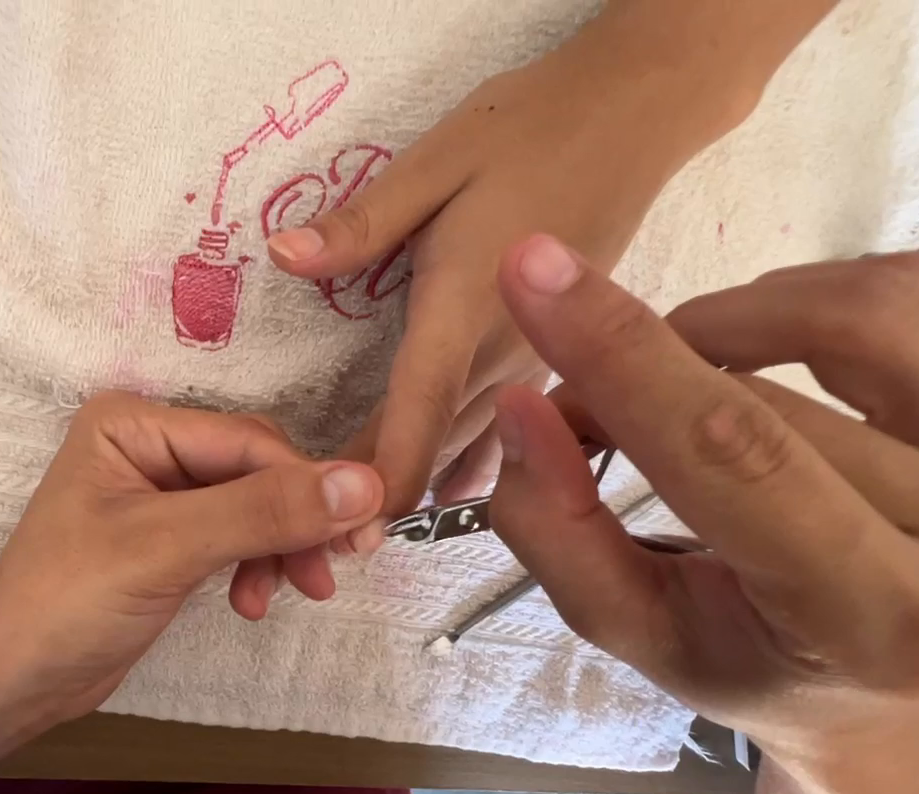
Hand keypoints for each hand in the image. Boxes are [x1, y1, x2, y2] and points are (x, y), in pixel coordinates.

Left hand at [0, 393, 382, 721]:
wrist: (17, 681)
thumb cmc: (71, 603)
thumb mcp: (167, 549)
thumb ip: (263, 512)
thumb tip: (366, 483)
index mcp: (134, 422)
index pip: (247, 442)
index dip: (309, 485)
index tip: (364, 533)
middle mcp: (148, 445)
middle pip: (255, 471)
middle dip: (294, 522)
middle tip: (334, 570)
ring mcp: (159, 493)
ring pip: (253, 506)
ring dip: (278, 548)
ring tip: (288, 596)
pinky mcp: (168, 538)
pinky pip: (234, 536)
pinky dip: (254, 565)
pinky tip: (250, 602)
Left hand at [266, 16, 749, 552]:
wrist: (635, 118)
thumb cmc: (527, 134)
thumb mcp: (433, 162)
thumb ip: (361, 223)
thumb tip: (283, 255)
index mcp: (463, 310)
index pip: (417, 411)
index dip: (383, 477)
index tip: (344, 531)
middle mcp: (500, 355)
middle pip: (429, 445)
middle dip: (375, 499)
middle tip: (322, 549)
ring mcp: (529, 365)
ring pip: (461, 447)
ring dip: (413, 488)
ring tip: (362, 535)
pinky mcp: (543, 361)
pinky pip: (499, 433)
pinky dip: (462, 466)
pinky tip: (446, 498)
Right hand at [485, 235, 918, 761]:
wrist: (891, 688)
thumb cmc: (744, 663)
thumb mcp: (625, 624)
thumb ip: (556, 529)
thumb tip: (523, 405)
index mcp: (885, 623)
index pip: (736, 454)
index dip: (622, 357)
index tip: (533, 272)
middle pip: (768, 392)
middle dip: (639, 372)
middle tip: (583, 405)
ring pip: (858, 310)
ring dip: (724, 323)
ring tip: (682, 378)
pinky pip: (913, 293)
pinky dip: (800, 303)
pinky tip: (766, 359)